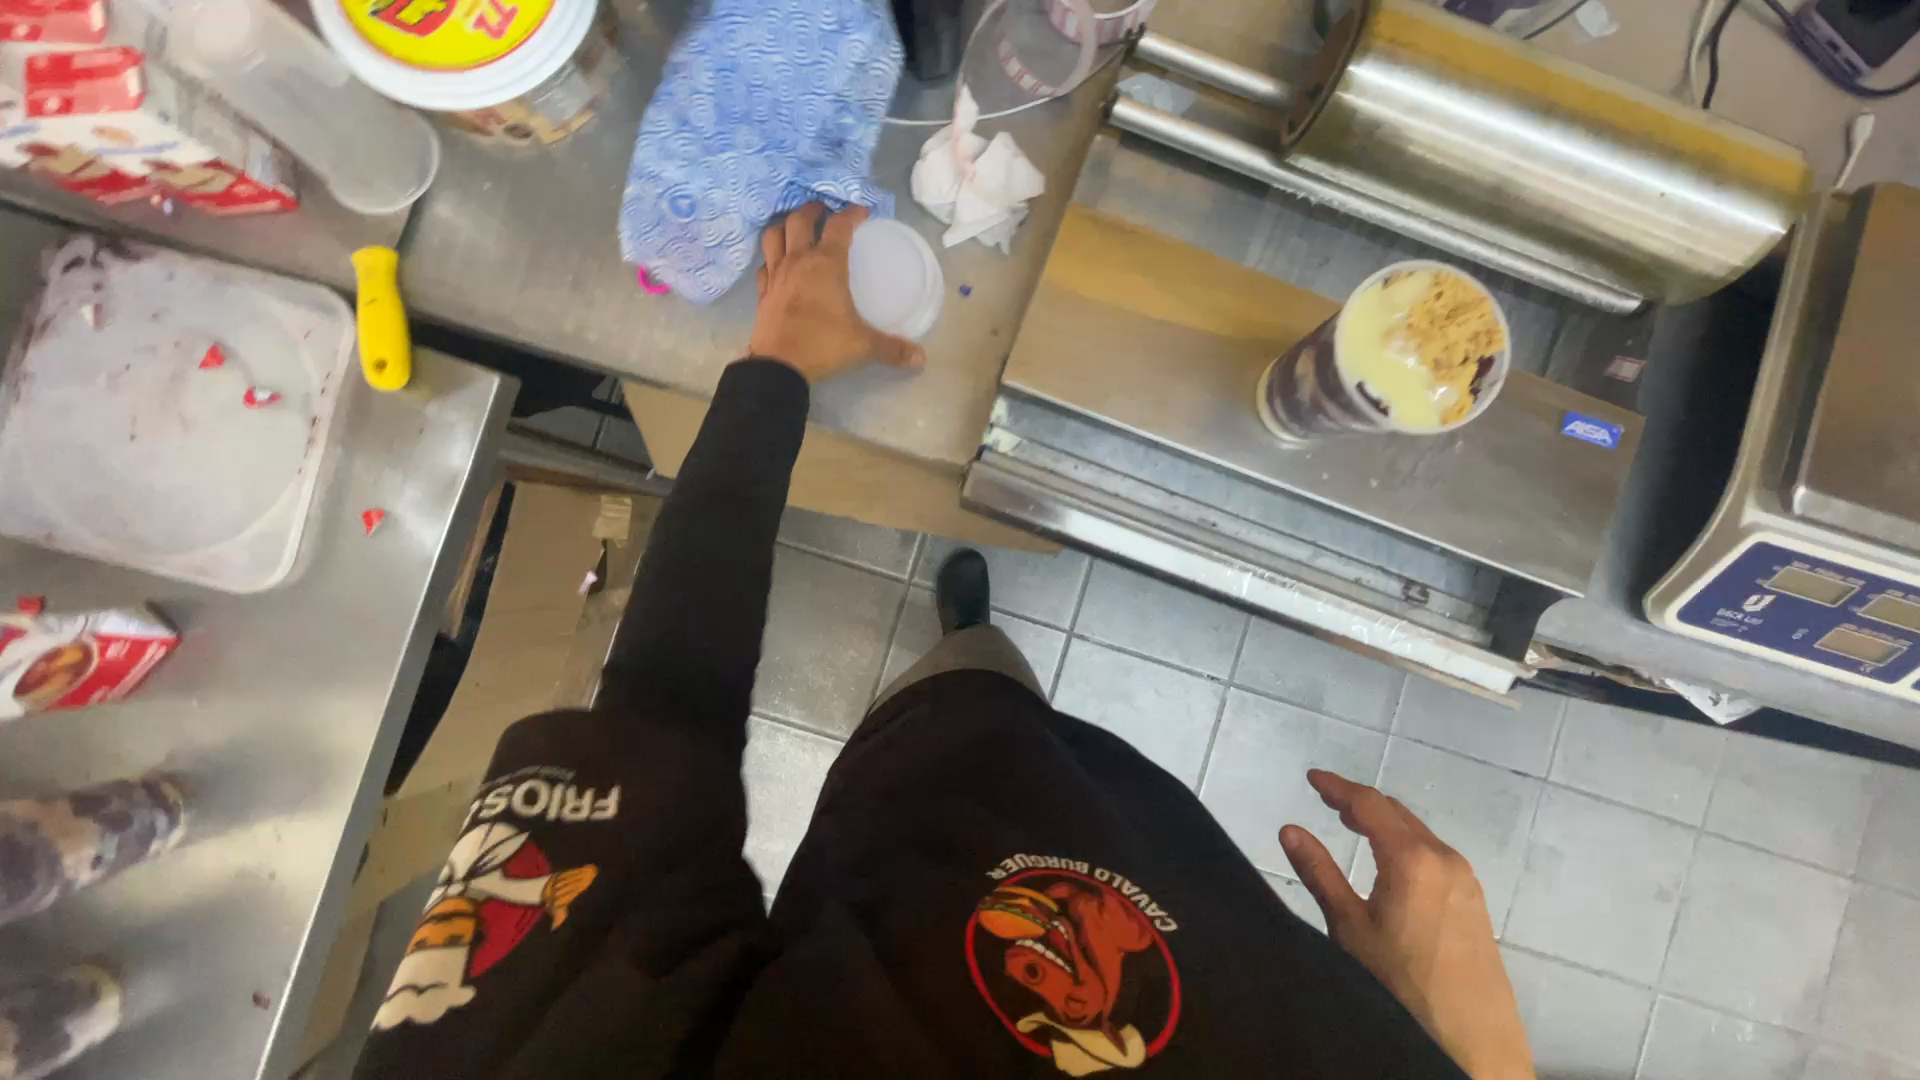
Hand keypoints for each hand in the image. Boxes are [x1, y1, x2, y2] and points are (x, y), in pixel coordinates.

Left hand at [746, 203, 925, 383]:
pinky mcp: (763, 292)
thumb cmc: (823, 345)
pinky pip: (765, 264)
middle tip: (824, 212)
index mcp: (827, 264)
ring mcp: (777, 275)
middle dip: (813, 210)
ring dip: (786, 225)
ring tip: (796, 229)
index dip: (851, 214)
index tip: (862, 213)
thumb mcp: (864, 346)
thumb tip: (920, 357)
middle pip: (800, 220)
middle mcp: (799, 261)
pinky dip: (772, 257)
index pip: (839, 226)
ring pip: (775, 235)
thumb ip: (892, 348)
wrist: (780, 365)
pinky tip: (779, 263)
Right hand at [1281, 769, 1533, 1079]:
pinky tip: (1388, 861)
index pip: (1370, 805)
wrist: (1472, 1046)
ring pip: (1418, 833)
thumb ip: (1320, 872)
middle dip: (1360, 802)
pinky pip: (1434, 855)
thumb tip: (1289, 829)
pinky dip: (1404, 844)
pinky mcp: (1474, 905)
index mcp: (1413, 859)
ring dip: (1384, 823)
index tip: (1312, 778)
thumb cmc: (1400, 983)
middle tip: (1326, 799)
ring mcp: (1466, 883)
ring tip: (1351, 824)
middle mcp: (1446, 859)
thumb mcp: (1349, 927)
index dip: (1338, 787)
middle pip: (1397, 814)